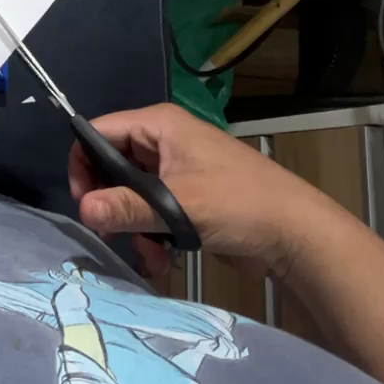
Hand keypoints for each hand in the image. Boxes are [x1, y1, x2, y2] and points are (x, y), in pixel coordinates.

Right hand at [69, 103, 355, 279]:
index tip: (85, 202)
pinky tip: (160, 258)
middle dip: (110, 202)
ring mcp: (176, 169)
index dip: (83, 164)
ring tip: (146, 253)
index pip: (98, 132)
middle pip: (111, 165)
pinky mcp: (187, 196)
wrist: (301, 238)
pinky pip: (151, 209)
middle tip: (109, 232)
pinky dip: (150, 233)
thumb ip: (125, 207)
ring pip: (130, 192)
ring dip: (131, 224)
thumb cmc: (239, 205)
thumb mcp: (177, 205)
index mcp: (159, 125)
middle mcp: (163, 141)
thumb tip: (82, 210)